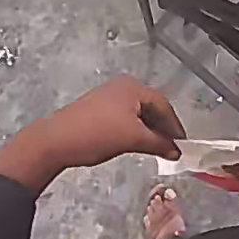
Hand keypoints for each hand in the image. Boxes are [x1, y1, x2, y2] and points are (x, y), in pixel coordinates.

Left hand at [0, 76, 185, 192]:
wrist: (55, 141)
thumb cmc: (96, 134)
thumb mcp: (133, 139)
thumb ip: (159, 143)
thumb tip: (176, 151)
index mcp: (132, 88)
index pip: (163, 104)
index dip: (174, 125)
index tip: (182, 144)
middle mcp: (121, 87)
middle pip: (151, 106)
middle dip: (162, 127)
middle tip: (171, 147)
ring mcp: (108, 97)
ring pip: (138, 113)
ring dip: (149, 130)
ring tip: (156, 148)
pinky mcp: (98, 109)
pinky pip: (125, 117)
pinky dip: (135, 130)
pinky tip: (136, 143)